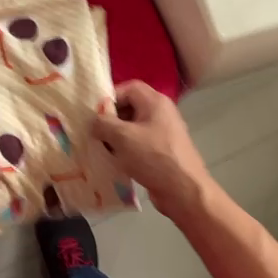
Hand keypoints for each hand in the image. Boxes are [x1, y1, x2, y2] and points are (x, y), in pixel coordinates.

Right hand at [90, 80, 216, 221]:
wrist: (183, 190)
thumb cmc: (153, 157)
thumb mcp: (122, 137)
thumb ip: (103, 123)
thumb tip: (94, 121)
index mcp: (155, 102)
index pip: (129, 87)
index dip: (110, 97)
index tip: (94, 113)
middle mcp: (161, 114)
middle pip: (131, 107)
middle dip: (111, 118)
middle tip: (94, 132)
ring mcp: (163, 134)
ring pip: (133, 128)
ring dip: (116, 136)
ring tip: (101, 148)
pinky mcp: (162, 152)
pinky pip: (139, 144)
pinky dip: (126, 150)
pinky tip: (115, 161)